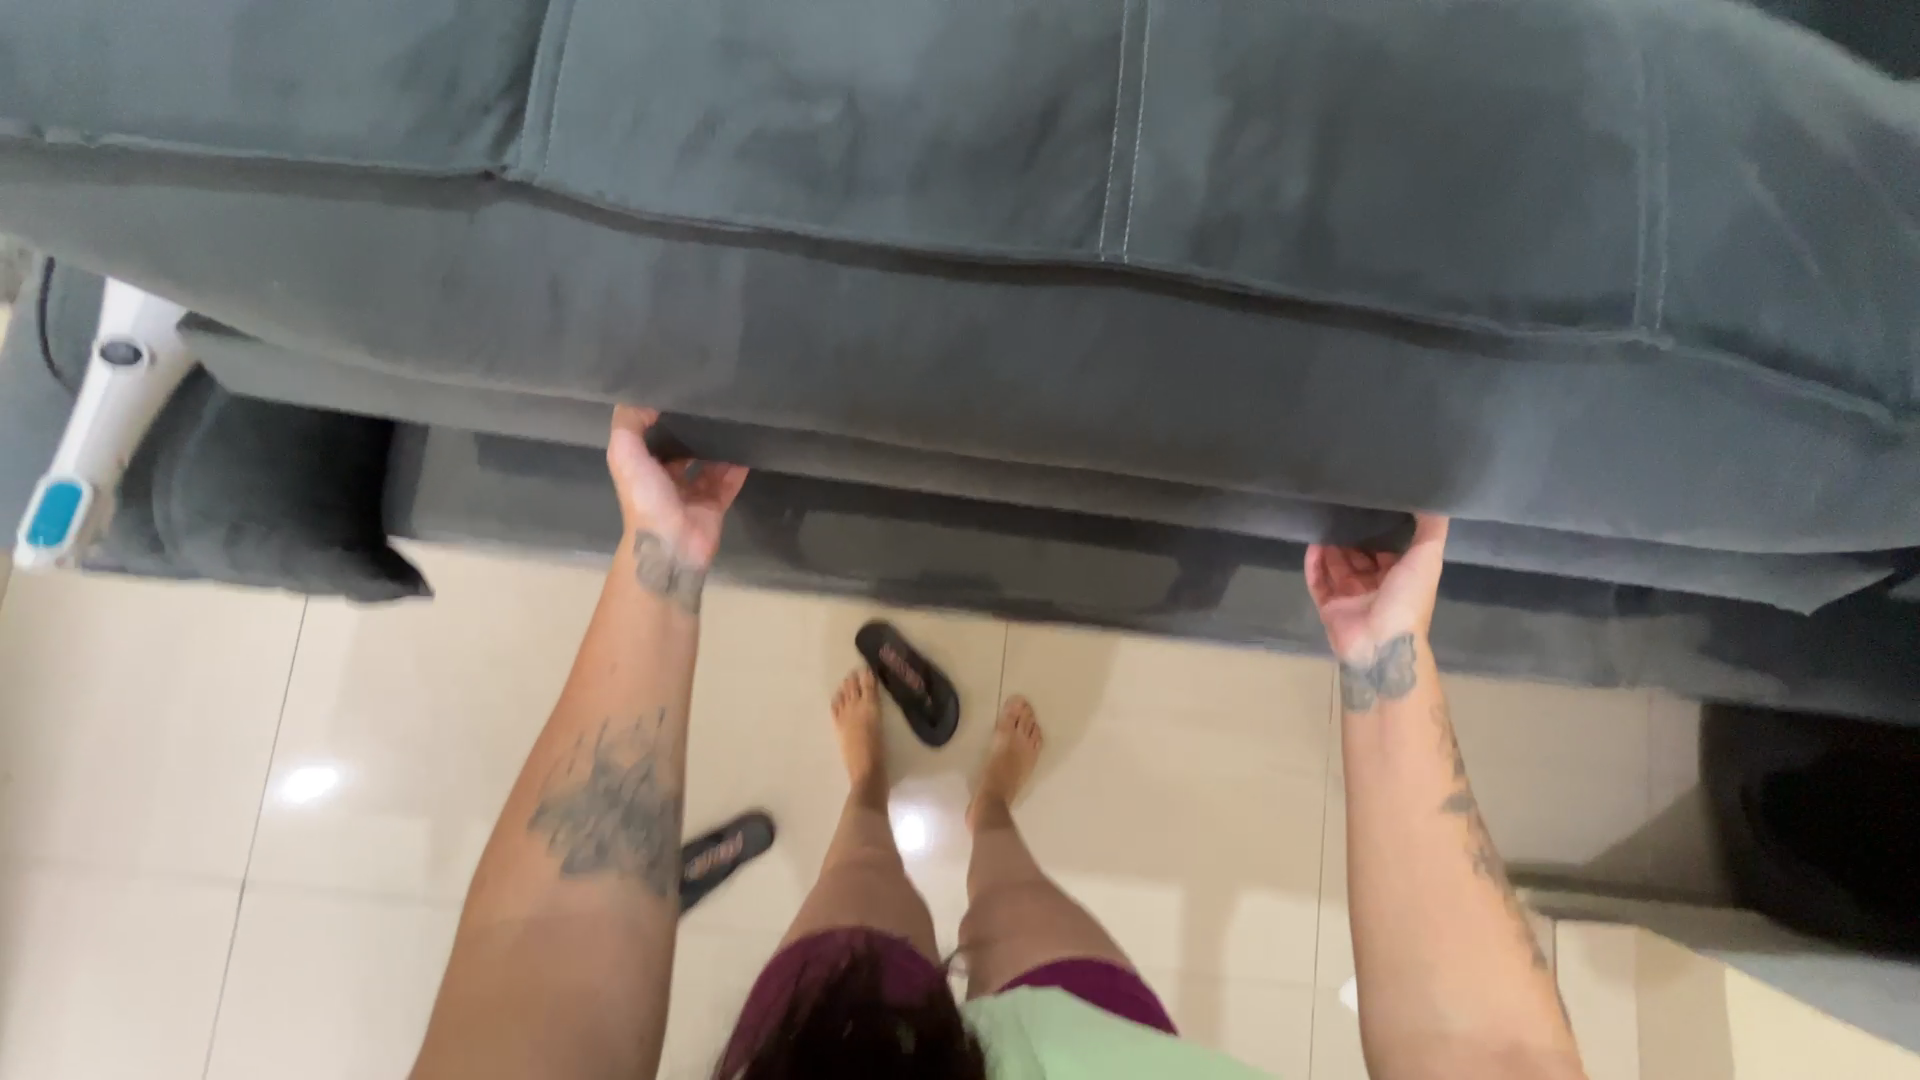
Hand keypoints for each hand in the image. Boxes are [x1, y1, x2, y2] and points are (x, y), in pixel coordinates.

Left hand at [606, 405, 747, 569]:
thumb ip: (630, 424)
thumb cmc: (646, 498)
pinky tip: (747, 447)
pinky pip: (730, 482)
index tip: (677, 397)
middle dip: (693, 434)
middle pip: (682, 452)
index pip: (651, 439)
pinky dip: (738, 468)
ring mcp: (693, 494)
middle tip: (711, 408)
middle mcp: (666, 480)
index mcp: (642, 469)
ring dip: (719, 448)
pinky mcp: (715, 505)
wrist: (672, 543)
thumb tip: (648, 400)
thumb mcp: (624, 454)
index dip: (660, 420)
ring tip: (732, 423)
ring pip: (708, 466)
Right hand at [1305, 514, 1448, 663]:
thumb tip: (1431, 501)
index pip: (1388, 550)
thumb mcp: (1428, 559)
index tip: (1369, 508)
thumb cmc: (1406, 599)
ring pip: (1337, 567)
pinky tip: (1311, 544)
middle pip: (1360, 557)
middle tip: (1339, 511)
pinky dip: (1313, 564)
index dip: (1380, 532)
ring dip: (1330, 547)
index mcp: (1402, 578)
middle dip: (1351, 537)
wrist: (1380, 641)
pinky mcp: (1329, 607)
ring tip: (1322, 522)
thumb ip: (1431, 530)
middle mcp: (1376, 587)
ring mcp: (1350, 598)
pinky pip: (1317, 581)